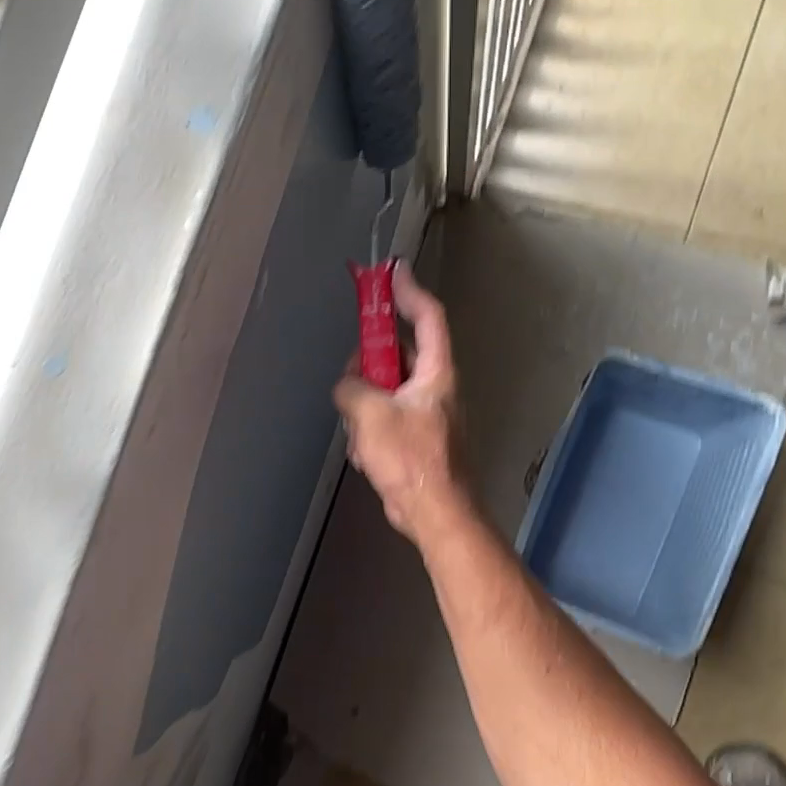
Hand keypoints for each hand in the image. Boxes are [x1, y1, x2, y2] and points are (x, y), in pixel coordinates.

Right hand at [333, 261, 476, 542]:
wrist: (434, 513)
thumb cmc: (411, 459)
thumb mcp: (371, 415)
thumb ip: (352, 388)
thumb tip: (348, 387)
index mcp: (437, 373)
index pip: (428, 319)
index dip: (410, 292)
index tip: (392, 272)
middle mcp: (435, 389)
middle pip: (398, 356)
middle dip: (370, 365)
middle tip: (352, 378)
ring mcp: (424, 415)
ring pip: (385, 392)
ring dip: (365, 408)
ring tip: (361, 434)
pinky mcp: (414, 440)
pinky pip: (384, 420)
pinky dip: (370, 433)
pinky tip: (367, 455)